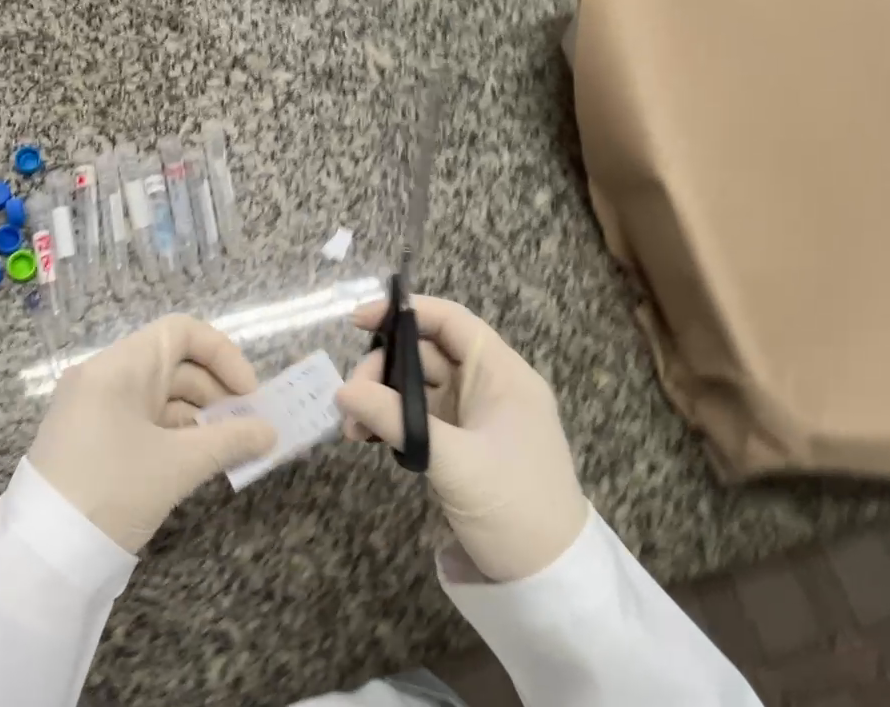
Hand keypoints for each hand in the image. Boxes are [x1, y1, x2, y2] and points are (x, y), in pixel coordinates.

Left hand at [27, 314, 277, 552]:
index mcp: (119, 367)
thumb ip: (230, 441)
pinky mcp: (91, 438)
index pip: (181, 332)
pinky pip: (142, 421)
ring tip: (232, 450)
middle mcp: (104, 377)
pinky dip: (175, 434)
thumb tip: (268, 432)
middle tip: (250, 429)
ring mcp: (94, 408)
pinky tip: (200, 461)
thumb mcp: (178, 465)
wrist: (44, 552)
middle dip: (217, 393)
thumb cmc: (113, 491)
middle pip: (173, 364)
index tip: (249, 395)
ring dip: (200, 417)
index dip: (222, 355)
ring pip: (160, 396)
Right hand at [337, 295, 587, 581]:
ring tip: (352, 428)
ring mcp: (473, 416)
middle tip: (350, 400)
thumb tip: (342, 392)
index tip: (357, 320)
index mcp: (502, 375)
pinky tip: (365, 437)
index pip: (451, 322)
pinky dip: (389, 421)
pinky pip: (416, 417)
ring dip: (380, 399)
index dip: (405, 312)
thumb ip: (395, 420)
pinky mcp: (459, 444)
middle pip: (425, 353)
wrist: (547, 577)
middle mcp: (488, 386)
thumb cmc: (513, 507)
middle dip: (382, 369)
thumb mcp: (452, 460)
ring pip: (415, 386)